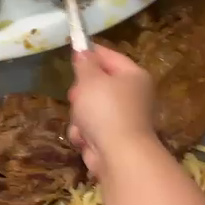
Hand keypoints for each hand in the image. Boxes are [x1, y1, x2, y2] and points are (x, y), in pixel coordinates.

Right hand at [68, 46, 157, 177]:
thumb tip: (83, 50)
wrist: (118, 154)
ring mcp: (122, 118)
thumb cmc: (106, 109)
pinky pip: (89, 128)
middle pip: (97, 84)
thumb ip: (84, 63)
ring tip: (82, 122)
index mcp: (133, 76)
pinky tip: (85, 139)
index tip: (71, 51)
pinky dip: (83, 134)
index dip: (89, 53)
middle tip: (75, 96)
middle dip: (81, 92)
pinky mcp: (111, 138)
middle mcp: (132, 95)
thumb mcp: (90, 80)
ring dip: (79, 116)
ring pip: (89, 108)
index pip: (109, 56)